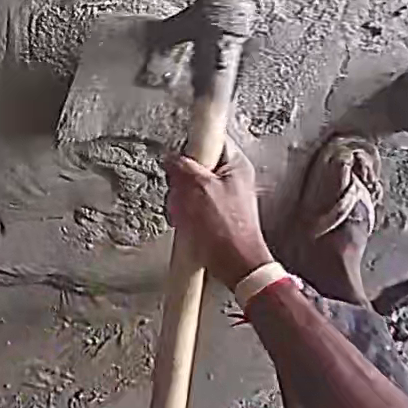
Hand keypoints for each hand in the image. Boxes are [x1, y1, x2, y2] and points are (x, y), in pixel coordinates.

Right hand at [164, 138, 272, 285]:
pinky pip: (192, 203)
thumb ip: (183, 167)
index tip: (179, 157)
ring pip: (190, 185)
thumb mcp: (199, 189)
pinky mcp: (215, 212)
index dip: (190, 147)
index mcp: (235, 165)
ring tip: (183, 212)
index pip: (209, 140)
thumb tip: (170, 157)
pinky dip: (185, 211)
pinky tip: (185, 222)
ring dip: (181, 198)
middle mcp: (232, 177)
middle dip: (181, 179)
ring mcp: (223, 195)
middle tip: (181, 192)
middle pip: (195, 164)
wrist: (237, 267)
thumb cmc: (226, 230)